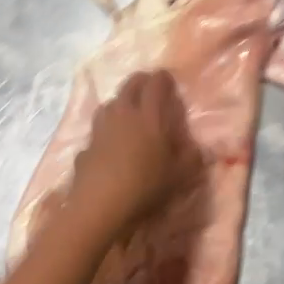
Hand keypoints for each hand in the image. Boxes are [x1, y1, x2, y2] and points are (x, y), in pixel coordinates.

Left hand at [67, 70, 197, 236]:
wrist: (99, 206)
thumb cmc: (145, 186)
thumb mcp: (179, 176)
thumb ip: (192, 158)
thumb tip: (198, 148)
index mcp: (149, 116)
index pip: (155, 84)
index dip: (163, 78)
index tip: (168, 78)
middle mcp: (123, 115)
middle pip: (129, 85)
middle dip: (140, 81)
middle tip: (149, 86)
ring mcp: (100, 129)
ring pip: (109, 104)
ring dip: (120, 102)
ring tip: (127, 111)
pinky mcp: (85, 147)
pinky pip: (96, 130)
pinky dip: (104, 131)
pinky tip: (108, 144)